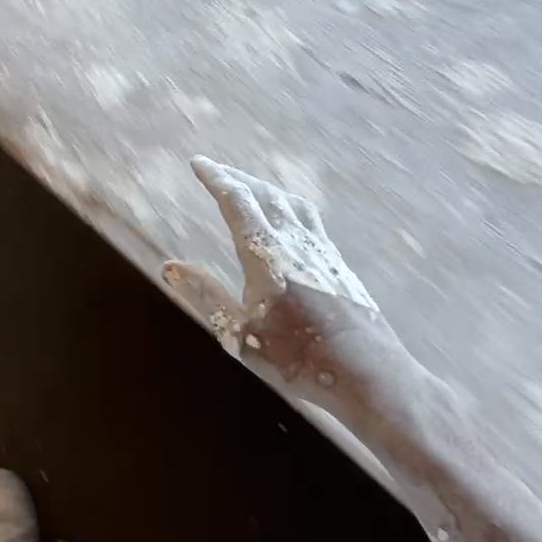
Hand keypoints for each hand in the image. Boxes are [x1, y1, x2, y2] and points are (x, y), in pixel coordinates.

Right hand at [164, 158, 397, 396]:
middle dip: (236, 177)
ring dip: (264, 188)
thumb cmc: (299, 360)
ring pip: (290, 203)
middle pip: (264, 193)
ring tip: (248, 187)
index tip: (197, 163)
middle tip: (215, 170)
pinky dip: (287, 206)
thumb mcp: (239, 334)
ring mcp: (322, 252)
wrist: (372, 377)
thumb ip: (205, 295)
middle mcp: (295, 244)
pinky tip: (286, 221)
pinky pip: (310, 220)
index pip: (236, 201)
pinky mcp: (339, 266)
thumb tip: (168, 267)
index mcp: (266, 255)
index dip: (215, 178)